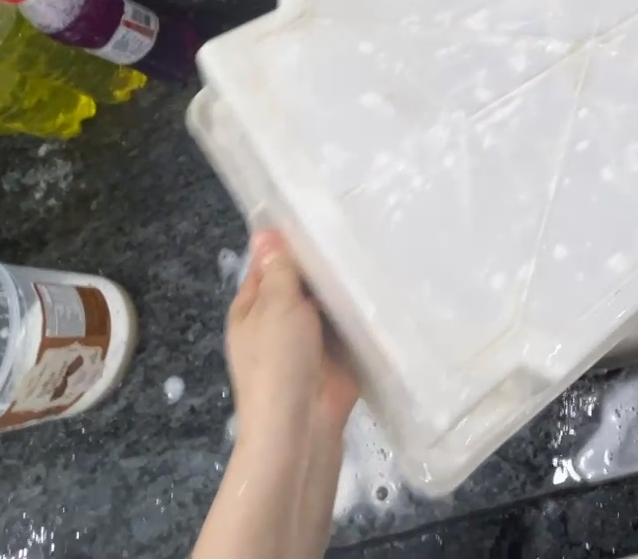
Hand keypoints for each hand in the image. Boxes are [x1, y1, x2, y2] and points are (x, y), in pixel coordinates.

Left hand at [196, 230, 358, 558]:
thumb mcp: (275, 306)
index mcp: (252, 307)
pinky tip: (385, 282)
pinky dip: (362, 307)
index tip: (322, 210)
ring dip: (346, 283)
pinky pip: (350, 320)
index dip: (290, 239)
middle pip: (302, 278)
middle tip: (360, 221)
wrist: (302, 428)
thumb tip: (265, 230)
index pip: (269, 261)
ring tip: (379, 243)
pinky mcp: (338, 351)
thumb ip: (278, 269)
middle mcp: (279, 318)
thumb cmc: (279, 362)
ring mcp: (310, 336)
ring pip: (329, 298)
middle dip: (324, 259)